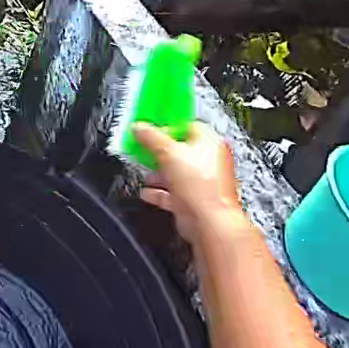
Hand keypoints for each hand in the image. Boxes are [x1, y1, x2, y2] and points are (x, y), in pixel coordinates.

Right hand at [134, 122, 256, 253]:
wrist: (209, 222)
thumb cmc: (201, 185)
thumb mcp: (168, 152)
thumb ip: (151, 137)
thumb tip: (139, 127)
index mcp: (209, 142)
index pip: (187, 125)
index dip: (167, 126)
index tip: (150, 128)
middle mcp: (209, 161)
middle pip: (180, 150)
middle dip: (159, 151)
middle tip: (143, 149)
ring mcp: (203, 183)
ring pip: (177, 173)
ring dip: (158, 173)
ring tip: (143, 171)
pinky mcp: (195, 201)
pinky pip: (174, 193)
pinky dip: (159, 192)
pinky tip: (147, 192)